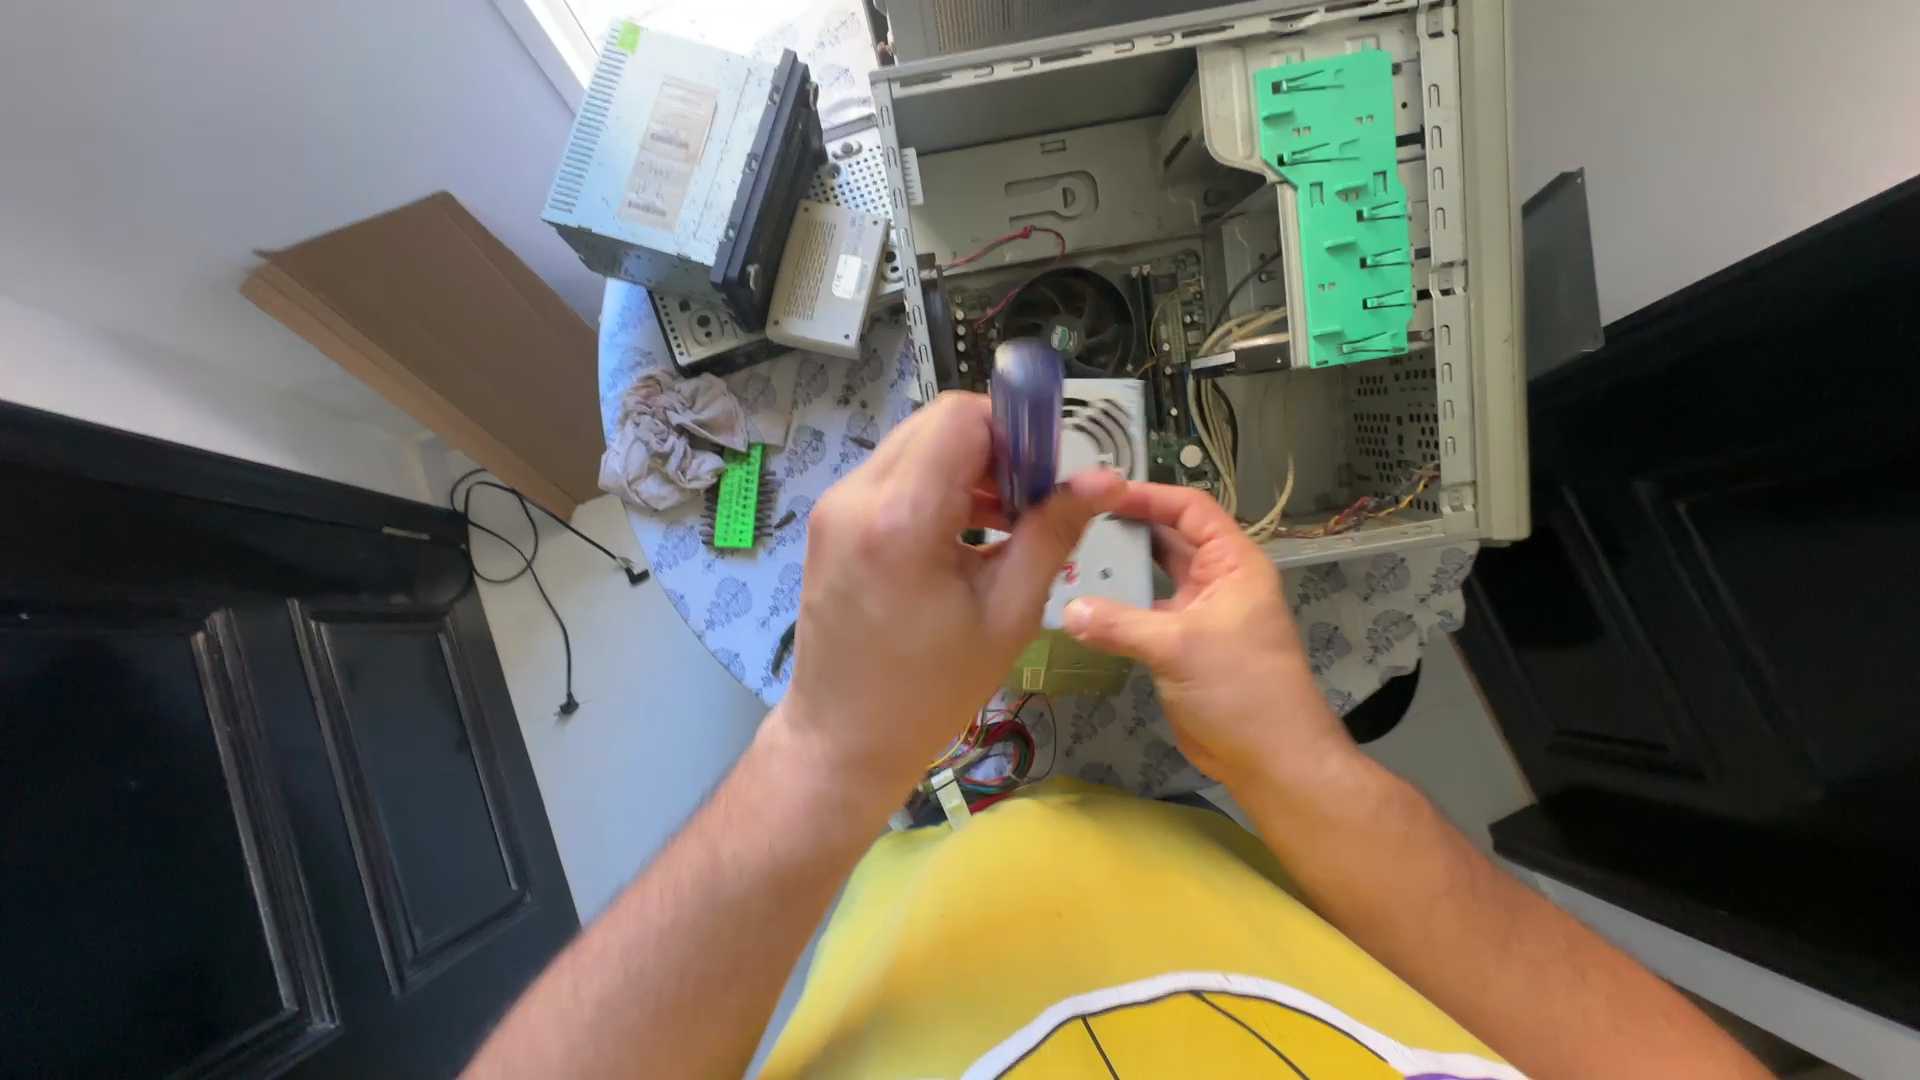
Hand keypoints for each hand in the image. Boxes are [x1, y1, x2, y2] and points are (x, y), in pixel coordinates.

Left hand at [774, 392, 1123, 806]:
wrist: (843, 737)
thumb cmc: (932, 690)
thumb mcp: (1008, 613)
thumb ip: (1053, 532)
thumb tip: (1105, 479)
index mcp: (902, 518)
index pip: (962, 416)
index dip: (1014, 430)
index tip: (1045, 474)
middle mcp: (857, 495)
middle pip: (937, 424)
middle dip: (994, 449)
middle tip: (1029, 502)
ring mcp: (835, 506)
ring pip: (914, 446)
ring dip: (965, 469)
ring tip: (1003, 522)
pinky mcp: (829, 522)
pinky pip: (891, 477)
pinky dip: (933, 488)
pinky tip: (962, 534)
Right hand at [1060, 482, 1352, 788]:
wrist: (1270, 759)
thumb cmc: (1241, 689)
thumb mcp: (1179, 647)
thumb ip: (1120, 624)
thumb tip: (1066, 610)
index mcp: (1233, 564)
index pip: (1191, 510)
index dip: (1149, 496)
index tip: (1103, 493)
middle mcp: (1215, 581)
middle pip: (1167, 539)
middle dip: (1126, 529)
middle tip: (1074, 521)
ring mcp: (1196, 614)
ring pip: (1152, 578)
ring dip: (1117, 571)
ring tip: (1068, 557)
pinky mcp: (1178, 646)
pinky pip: (1141, 614)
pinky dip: (1115, 609)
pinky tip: (1080, 605)